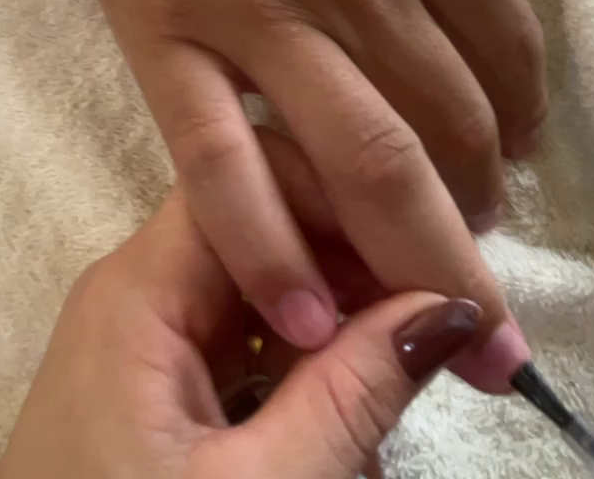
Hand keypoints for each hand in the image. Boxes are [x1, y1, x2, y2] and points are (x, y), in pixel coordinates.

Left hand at [0, 162, 486, 478]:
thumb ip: (353, 392)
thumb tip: (452, 307)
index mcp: (142, 286)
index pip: (250, 178)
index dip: (341, 202)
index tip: (428, 261)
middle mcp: (142, 287)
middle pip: (264, 225)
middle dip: (354, 269)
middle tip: (442, 327)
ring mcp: (149, 334)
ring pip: (265, 284)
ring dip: (339, 324)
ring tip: (404, 375)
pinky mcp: (160, 381)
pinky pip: (249, 339)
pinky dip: (305, 368)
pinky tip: (348, 415)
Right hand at [14, 0, 544, 389]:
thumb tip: (471, 35)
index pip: (509, 52)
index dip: (525, 126)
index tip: (514, 159)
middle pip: (452, 130)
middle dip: (484, 218)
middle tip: (482, 252)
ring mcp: (258, 14)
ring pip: (366, 160)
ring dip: (414, 244)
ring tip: (423, 284)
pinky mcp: (167, 43)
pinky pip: (226, 166)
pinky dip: (273, 251)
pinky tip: (310, 316)